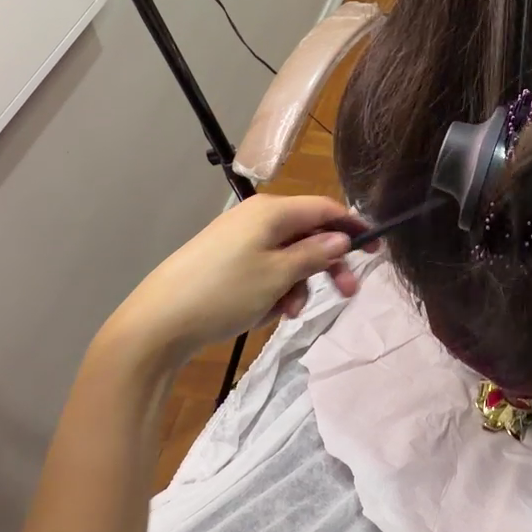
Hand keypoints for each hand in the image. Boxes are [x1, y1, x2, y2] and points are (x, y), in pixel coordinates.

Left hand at [102, 195, 371, 366]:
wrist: (155, 323)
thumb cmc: (224, 293)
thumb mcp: (278, 276)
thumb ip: (315, 254)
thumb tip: (341, 238)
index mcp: (273, 211)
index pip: (325, 208)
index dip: (353, 226)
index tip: (376, 249)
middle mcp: (256, 217)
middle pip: (308, 233)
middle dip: (328, 263)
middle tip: (348, 292)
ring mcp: (238, 239)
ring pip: (287, 255)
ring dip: (299, 282)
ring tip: (289, 313)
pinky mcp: (224, 260)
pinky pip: (265, 267)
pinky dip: (275, 287)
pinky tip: (266, 312)